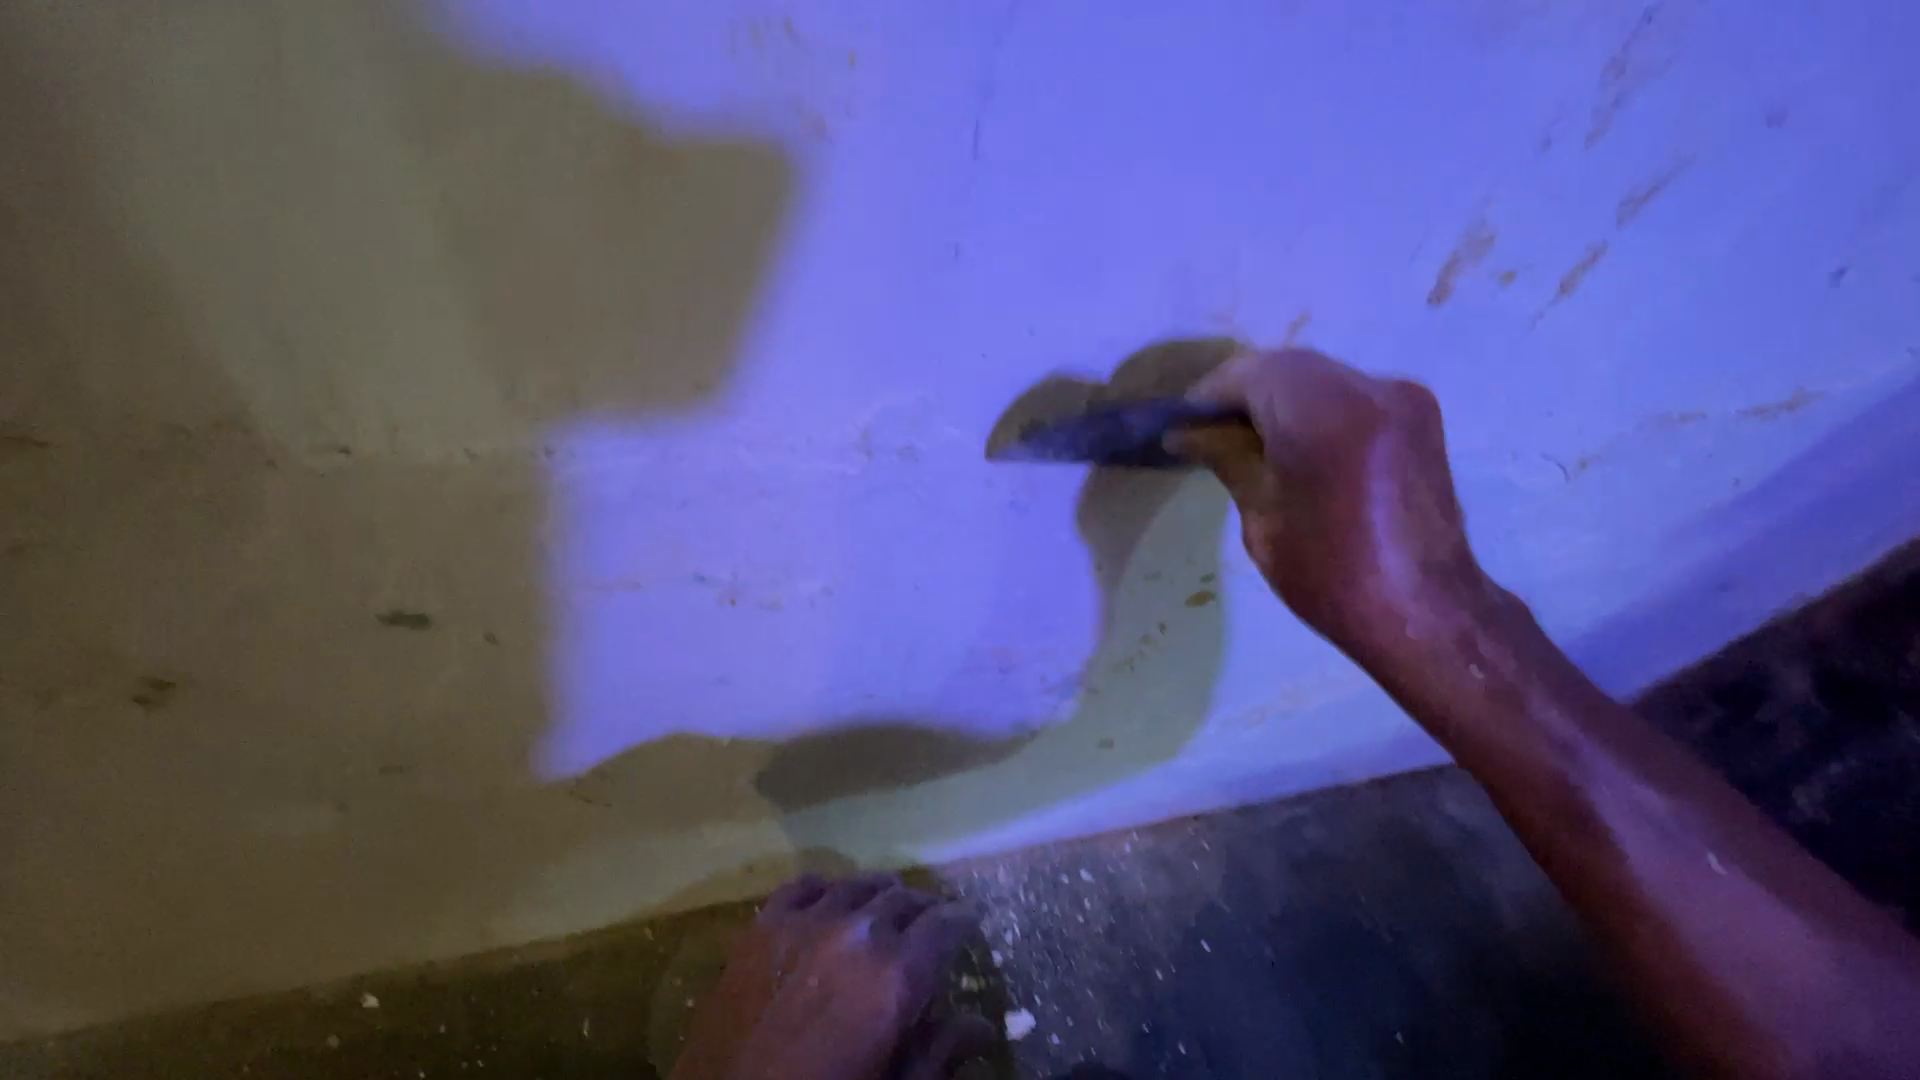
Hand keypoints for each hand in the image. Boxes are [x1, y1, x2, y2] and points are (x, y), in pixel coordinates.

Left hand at [671, 873, 986, 1079]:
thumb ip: (939, 1053)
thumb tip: (980, 1024)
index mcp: (896, 976)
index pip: (947, 923)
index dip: (964, 921)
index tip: (969, 926)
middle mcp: (858, 933)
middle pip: (905, 899)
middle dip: (924, 912)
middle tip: (927, 930)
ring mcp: (805, 922)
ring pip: (859, 885)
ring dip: (880, 897)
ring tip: (882, 914)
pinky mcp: (762, 926)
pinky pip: (804, 885)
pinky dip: (827, 889)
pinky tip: (829, 903)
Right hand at [1166, 348, 1481, 653]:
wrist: (1424, 612)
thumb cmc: (1330, 574)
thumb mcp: (1261, 516)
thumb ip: (1226, 457)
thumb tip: (1184, 432)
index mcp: (1326, 415)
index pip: (1250, 373)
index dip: (1209, 394)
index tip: (1179, 425)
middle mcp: (1370, 389)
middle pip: (1286, 368)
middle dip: (1241, 392)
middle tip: (1205, 431)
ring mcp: (1401, 398)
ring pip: (1317, 377)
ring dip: (1276, 398)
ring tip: (1245, 440)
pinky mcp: (1416, 415)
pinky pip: (1347, 393)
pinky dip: (1311, 407)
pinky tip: (1292, 444)